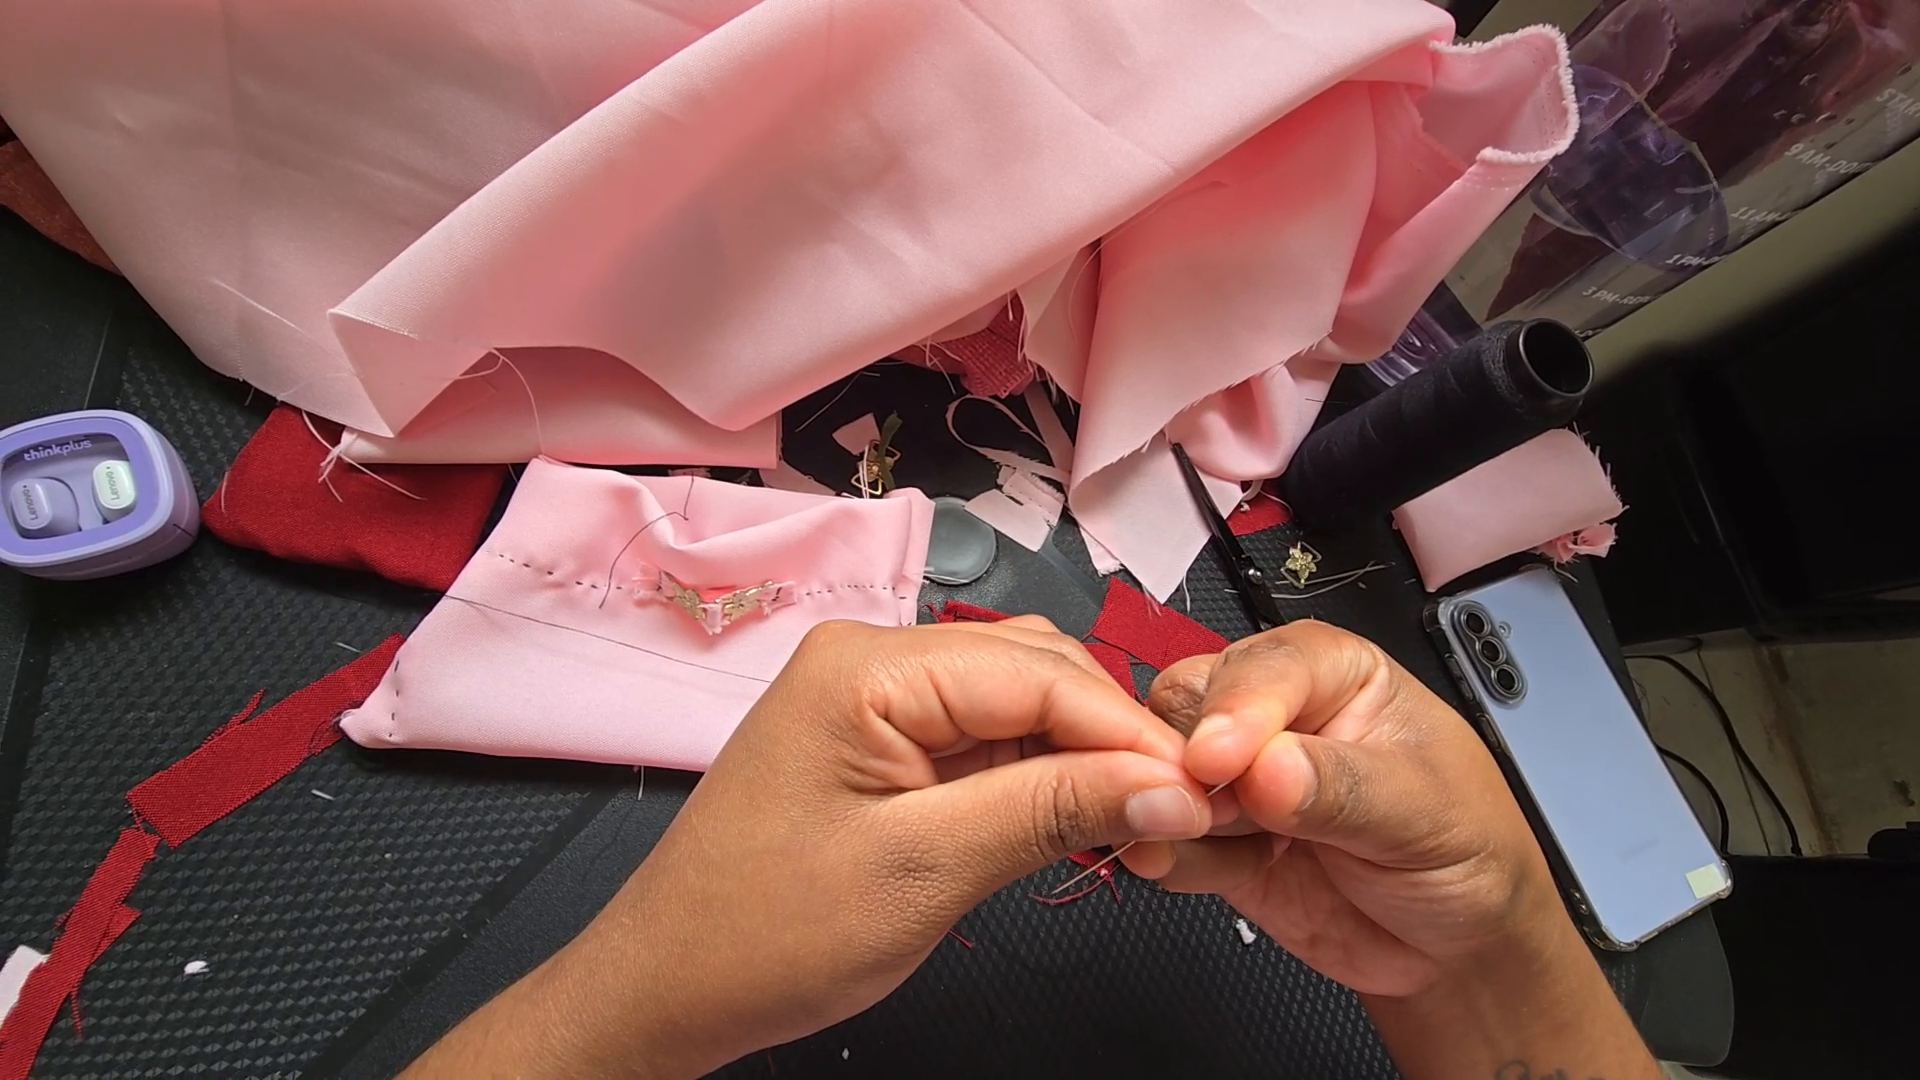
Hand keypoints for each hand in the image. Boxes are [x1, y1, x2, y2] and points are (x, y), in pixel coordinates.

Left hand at [407, 616, 1214, 1078]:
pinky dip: (1035, 767)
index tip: (1202, 786)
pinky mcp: (885, 731)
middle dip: (1106, 734)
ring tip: (1133, 811)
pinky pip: (982, 730)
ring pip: (1014, 698)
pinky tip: (1072, 805)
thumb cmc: (771, 931)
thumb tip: (1171, 786)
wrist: (668, 983)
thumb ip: (1053, 810)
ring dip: (1078, 750)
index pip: (1033, 673)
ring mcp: (879, 690)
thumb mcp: (926, 869)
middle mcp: (876, 653)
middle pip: (1029, 670)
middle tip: (1174, 807)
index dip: (1124, 728)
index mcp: (869, 664)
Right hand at [1120, 620, 1566, 998]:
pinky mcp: (1206, 826)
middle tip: (1213, 808)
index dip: (1235, 707)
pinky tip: (1227, 872)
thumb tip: (1267, 766)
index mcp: (1329, 672)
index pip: (1264, 666)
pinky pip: (1156, 828)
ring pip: (1155, 761)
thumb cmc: (1465, 851)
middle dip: (1186, 756)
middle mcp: (1269, 710)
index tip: (1217, 760)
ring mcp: (1231, 769)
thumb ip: (1345, 788)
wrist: (1451, 950)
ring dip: (1174, 809)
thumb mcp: (1428, 813)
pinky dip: (1170, 853)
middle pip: (1186, 700)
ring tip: (1231, 847)